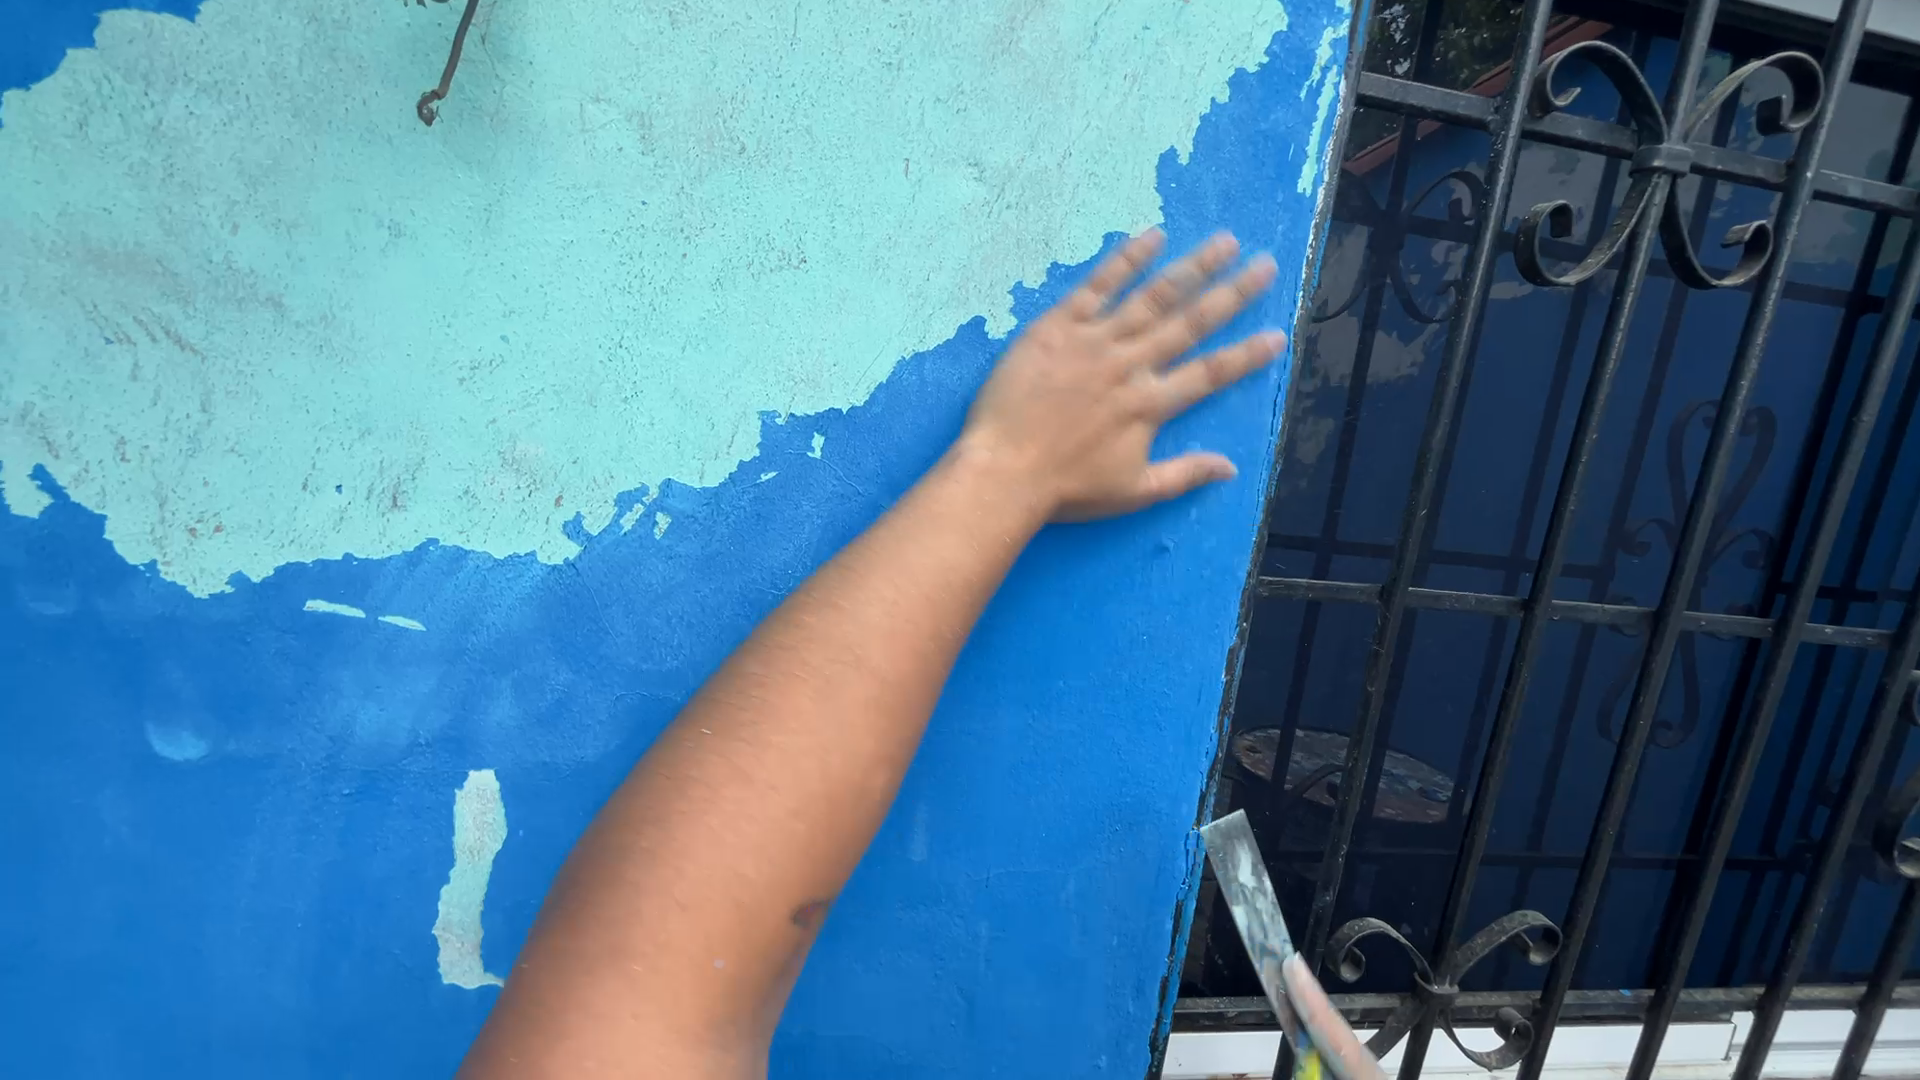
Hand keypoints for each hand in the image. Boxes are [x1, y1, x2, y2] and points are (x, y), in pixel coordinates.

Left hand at [954, 228, 1284, 522]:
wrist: (1004, 470)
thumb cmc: (1065, 488)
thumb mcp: (1131, 492)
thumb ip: (1183, 475)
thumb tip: (1230, 468)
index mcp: (1150, 405)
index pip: (1210, 374)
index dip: (1246, 355)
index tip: (1278, 334)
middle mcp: (1131, 365)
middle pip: (1190, 323)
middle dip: (1232, 294)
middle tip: (1266, 264)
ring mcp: (1095, 342)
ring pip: (1152, 297)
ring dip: (1192, 268)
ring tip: (1225, 242)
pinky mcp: (1058, 327)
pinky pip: (1098, 286)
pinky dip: (1126, 260)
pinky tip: (1152, 236)